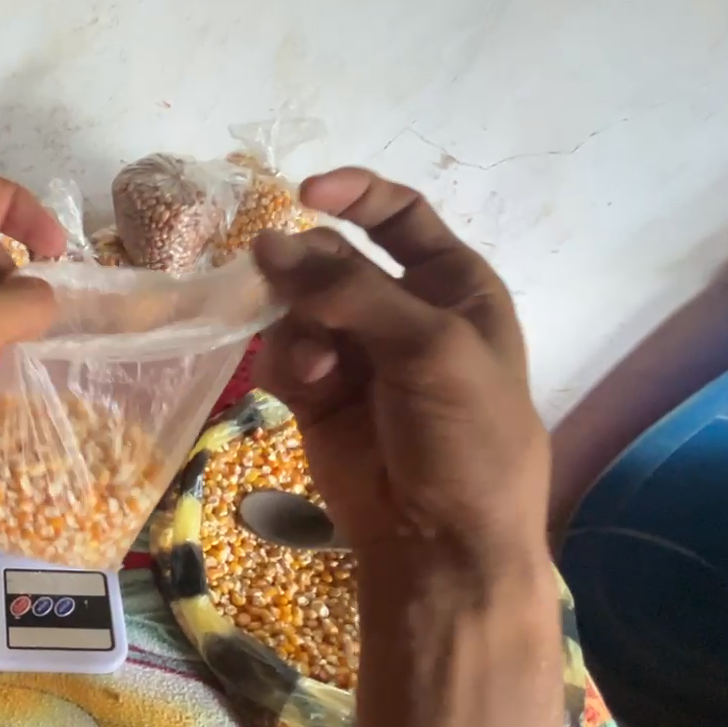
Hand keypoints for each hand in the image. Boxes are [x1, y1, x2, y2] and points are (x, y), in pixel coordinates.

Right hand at [251, 169, 548, 563]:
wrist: (434, 533)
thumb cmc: (462, 434)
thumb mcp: (424, 346)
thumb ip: (345, 291)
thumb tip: (265, 244)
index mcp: (448, 286)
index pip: (398, 218)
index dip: (355, 197)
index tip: (303, 193)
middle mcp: (395, 313)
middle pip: (331, 264)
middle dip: (309, 279)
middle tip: (294, 302)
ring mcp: (350, 355)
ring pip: (295, 312)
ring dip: (296, 332)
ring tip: (314, 371)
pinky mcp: (313, 395)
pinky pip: (280, 357)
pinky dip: (282, 366)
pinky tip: (298, 388)